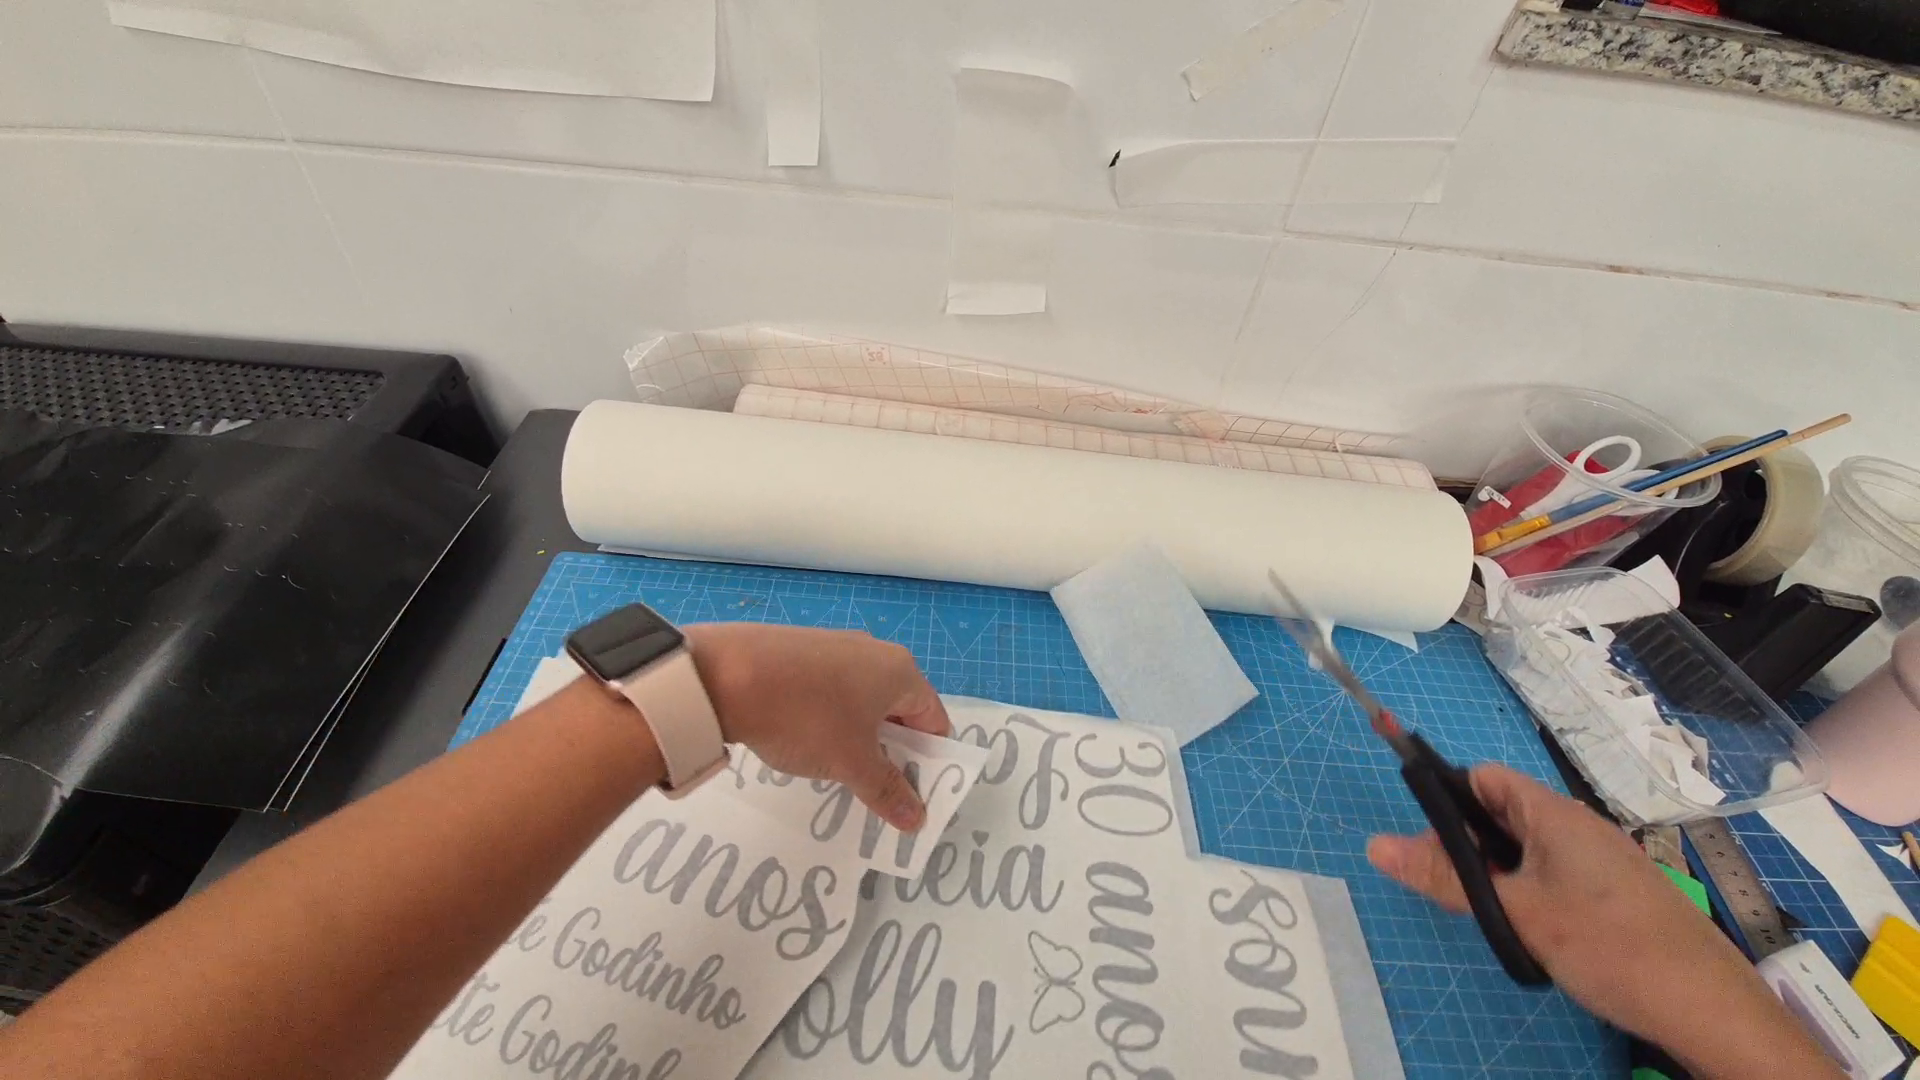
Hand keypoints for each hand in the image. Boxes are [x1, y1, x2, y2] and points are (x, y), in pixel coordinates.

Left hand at [684, 624, 950, 831]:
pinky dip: (829, 715)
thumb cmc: (805, 717)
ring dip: (858, 735)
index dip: (927, 761)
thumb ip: (887, 790)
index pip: (934, 721)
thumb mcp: (850, 762)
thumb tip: (918, 818)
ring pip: (863, 698)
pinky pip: (832, 686)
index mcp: (900, 672)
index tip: (908, 793)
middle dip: (890, 750)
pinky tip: (802, 736)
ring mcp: (837, 645)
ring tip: (833, 766)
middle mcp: (875, 651)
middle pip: (899, 709)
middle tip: (870, 786)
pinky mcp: (803, 648)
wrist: (726, 673)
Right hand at [1368, 766, 1843, 1078]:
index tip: (1433, 843)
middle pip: (1500, 813)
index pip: (1484, 777)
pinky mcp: (1616, 894)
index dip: (1450, 798)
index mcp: (1553, 813)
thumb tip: (1374, 844)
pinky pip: (1552, 873)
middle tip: (1453, 886)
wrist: (1718, 1017)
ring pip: (1524, 848)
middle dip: (1467, 843)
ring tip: (1493, 912)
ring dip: (1497, 872)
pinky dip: (1528, 891)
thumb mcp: (1513, 911)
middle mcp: (1578, 826)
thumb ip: (1442, 876)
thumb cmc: (1609, 946)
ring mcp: (1601, 861)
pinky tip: (1531, 929)